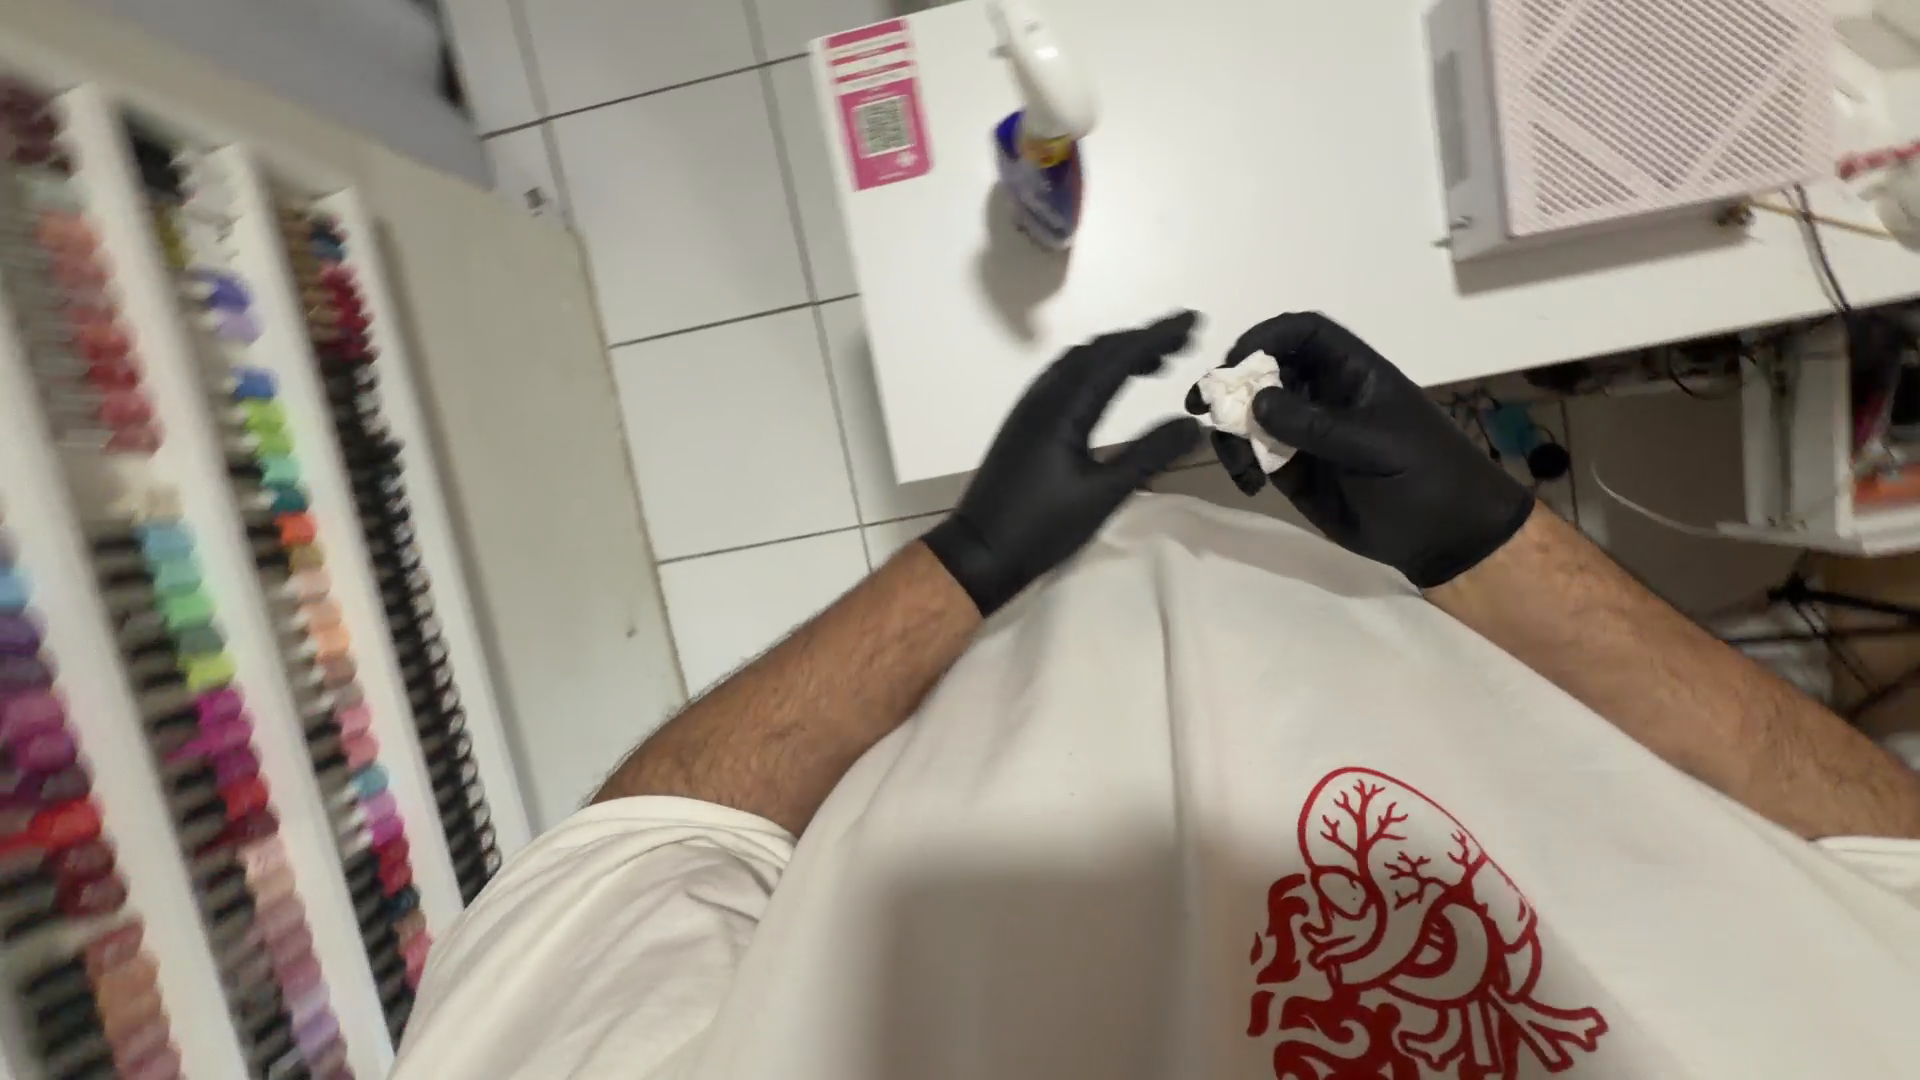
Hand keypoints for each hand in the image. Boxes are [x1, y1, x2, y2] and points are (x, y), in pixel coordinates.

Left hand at [925, 312, 1202, 614]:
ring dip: (1114, 354)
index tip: (1192, 321)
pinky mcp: (1021, 425)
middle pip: (1096, 352)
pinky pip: (1061, 379)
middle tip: (1181, 340)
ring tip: (1153, 362)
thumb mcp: (1103, 495)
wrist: (979, 551)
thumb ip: (1149, 455)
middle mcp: (1043, 397)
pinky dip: (1092, 371)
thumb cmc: (1042, 528)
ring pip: (1075, 363)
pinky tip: (1106, 388)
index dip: (1156, 335)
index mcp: (1064, 409)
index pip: (1117, 357)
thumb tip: (1194, 425)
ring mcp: (1028, 409)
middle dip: (1140, 340)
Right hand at [1185, 312, 1530, 587]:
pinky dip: (1238, 465)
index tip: (1235, 361)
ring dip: (1230, 433)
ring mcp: (1302, 433)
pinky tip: (1250, 486)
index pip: (1304, 334)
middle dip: (1229, 384)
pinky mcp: (1289, 469)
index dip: (1267, 336)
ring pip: (1248, 415)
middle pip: (1263, 371)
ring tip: (1239, 466)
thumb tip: (1256, 401)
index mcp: (1352, 374)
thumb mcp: (1377, 447)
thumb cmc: (1427, 479)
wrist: (1444, 539)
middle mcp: (1321, 396)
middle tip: (1200, 406)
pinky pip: (1250, 454)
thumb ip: (1316, 424)